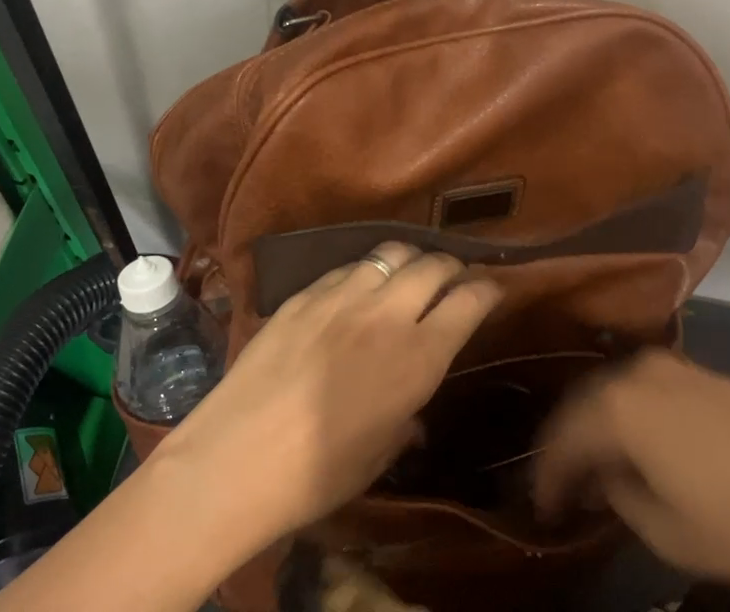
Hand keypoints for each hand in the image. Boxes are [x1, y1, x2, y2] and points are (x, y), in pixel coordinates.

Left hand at [153, 243, 502, 545]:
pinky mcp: (301, 296)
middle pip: (432, 265)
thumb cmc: (318, 475)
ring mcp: (339, 298)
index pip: (469, 301)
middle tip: (452, 277)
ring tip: (407, 272)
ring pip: (388, 254)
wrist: (237, 459)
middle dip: (450, 266)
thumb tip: (412, 416)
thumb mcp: (379, 456)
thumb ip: (405, 423)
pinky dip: (362, 272)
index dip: (486, 290)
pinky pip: (344, 268)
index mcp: (418, 358)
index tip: (492, 290)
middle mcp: (386, 315)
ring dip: (408, 259)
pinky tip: (357, 286)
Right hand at [531, 350, 729, 589]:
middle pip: (582, 409)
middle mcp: (637, 374)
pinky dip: (633, 423)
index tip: (542, 513)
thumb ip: (623, 502)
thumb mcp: (674, 535)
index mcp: (618, 407)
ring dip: (601, 434)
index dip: (546, 480)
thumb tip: (609, 481)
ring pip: (615, 397)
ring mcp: (675, 368)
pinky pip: (646, 394)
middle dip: (568, 451)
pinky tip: (644, 454)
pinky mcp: (706, 374)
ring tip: (602, 477)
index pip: (559, 441)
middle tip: (565, 494)